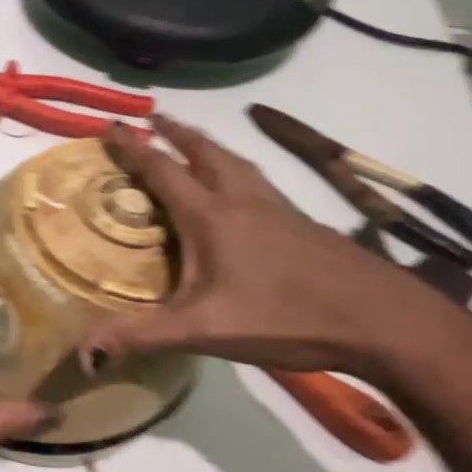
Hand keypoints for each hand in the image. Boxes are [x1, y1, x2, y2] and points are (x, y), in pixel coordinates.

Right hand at [78, 116, 471, 385]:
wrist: (388, 324)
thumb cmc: (287, 319)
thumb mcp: (204, 330)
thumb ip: (141, 336)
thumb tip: (82, 353)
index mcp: (212, 217)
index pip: (163, 171)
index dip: (132, 148)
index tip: (109, 125)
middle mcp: (244, 203)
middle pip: (206, 153)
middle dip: (177, 133)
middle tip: (155, 118)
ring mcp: (280, 211)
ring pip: (239, 164)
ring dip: (210, 147)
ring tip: (195, 142)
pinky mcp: (306, 227)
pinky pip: (261, 183)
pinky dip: (238, 171)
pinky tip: (245, 191)